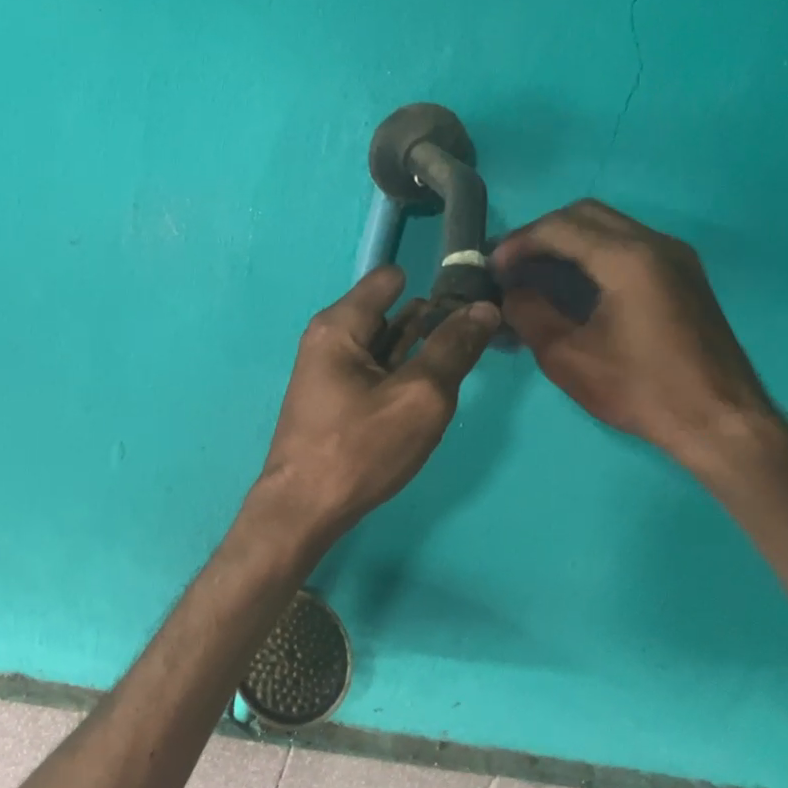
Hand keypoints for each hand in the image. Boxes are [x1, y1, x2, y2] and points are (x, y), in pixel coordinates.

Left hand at [254, 267, 499, 544]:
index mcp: (340, 325)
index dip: (432, 286)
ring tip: (465, 365)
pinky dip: (403, 375)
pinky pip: (376, 371)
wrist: (303, 508)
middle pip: (390, 311)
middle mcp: (330, 338)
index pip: (390, 279)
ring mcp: (329, 369)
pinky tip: (429, 395)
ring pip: (385, 344)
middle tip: (480, 343)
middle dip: (432, 321)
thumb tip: (484, 308)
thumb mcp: (419, 397)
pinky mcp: (335, 398)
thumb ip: (452, 349)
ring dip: (421, 351)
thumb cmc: (359, 448)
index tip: (471, 307)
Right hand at [491, 199, 778, 469]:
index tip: (491, 269)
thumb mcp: (566, 356)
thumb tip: (510, 293)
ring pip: (608, 226)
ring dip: (566, 242)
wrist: (720, 421)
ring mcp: (675, 257)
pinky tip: (571, 286)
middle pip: (584, 215)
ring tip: (534, 274)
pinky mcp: (682, 276)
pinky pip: (627, 245)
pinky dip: (592, 254)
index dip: (517, 243)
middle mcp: (655, 244)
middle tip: (511, 266)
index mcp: (627, 259)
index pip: (558, 227)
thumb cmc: (641, 389)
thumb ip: (529, 313)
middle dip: (540, 235)